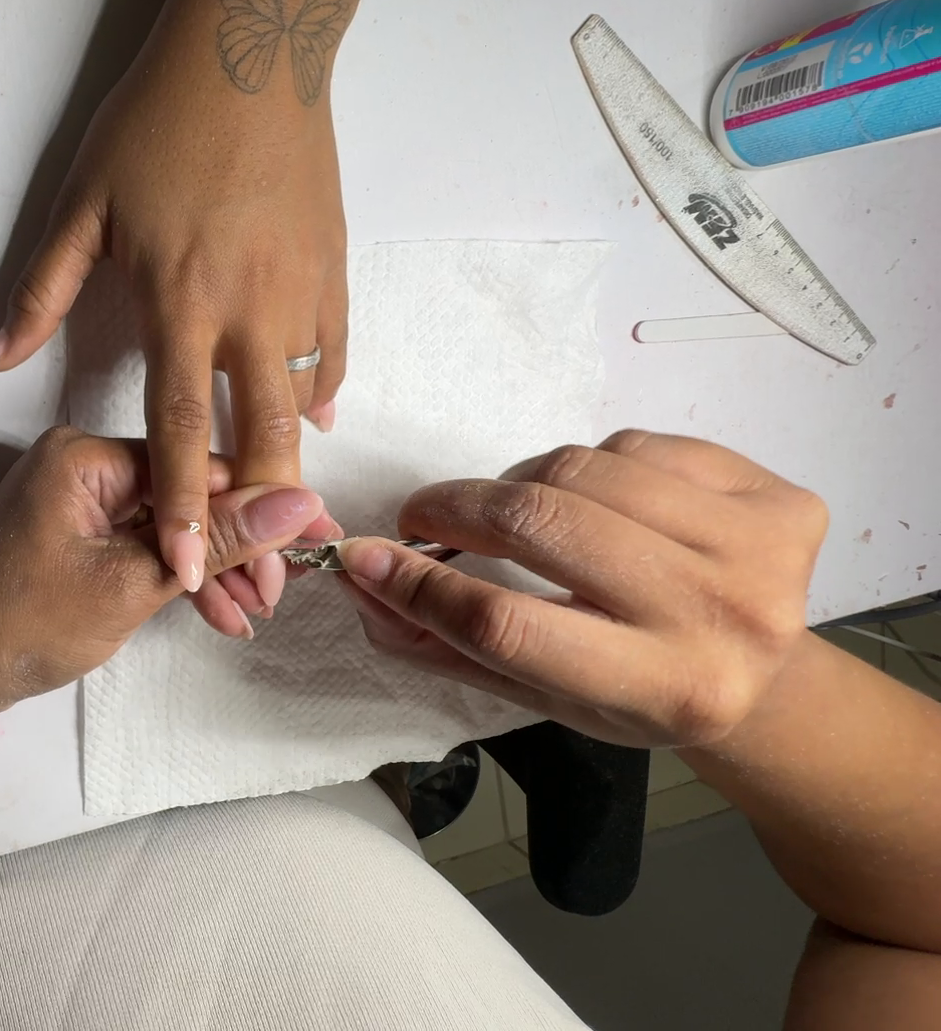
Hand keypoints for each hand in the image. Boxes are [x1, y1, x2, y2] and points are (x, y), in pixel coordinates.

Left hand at [0, 0, 369, 608]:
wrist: (254, 45)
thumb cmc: (158, 126)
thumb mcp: (80, 210)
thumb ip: (37, 298)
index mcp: (180, 304)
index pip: (179, 431)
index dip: (184, 510)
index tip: (188, 570)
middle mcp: (247, 309)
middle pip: (258, 433)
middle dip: (260, 510)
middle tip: (262, 569)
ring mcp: (301, 289)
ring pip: (302, 399)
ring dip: (292, 459)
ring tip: (286, 512)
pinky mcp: (334, 266)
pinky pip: (333, 349)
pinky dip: (322, 389)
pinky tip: (312, 418)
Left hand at [0, 427, 326, 715]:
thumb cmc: (29, 624)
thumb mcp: (134, 582)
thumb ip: (217, 540)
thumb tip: (300, 502)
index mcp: (84, 454)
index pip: (193, 466)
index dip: (260, 505)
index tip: (315, 538)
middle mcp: (81, 463)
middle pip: (182, 496)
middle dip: (233, 548)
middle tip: (282, 590)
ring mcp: (78, 498)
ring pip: (165, 526)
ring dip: (208, 570)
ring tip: (253, 614)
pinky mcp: (77, 531)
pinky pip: (138, 543)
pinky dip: (172, 577)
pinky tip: (216, 612)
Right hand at [333, 431, 828, 747]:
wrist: (768, 680)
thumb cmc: (623, 691)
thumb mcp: (525, 691)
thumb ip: (432, 639)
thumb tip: (357, 573)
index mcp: (659, 690)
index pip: (505, 624)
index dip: (417, 585)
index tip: (362, 556)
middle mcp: (723, 618)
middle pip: (538, 525)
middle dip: (453, 509)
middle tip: (422, 518)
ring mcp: (761, 549)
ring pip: (576, 469)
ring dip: (516, 484)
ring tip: (513, 515)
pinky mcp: (780, 497)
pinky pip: (629, 444)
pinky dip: (581, 464)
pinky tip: (588, 501)